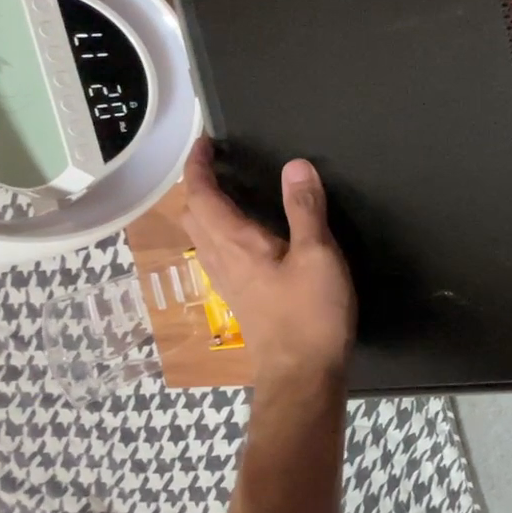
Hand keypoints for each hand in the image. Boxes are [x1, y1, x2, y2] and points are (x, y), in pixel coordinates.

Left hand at [181, 138, 355, 386]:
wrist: (302, 371)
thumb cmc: (311, 311)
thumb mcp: (318, 254)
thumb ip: (305, 209)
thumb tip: (295, 165)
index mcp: (235, 244)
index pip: (202, 197)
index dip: (197, 167)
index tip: (204, 141)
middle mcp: (221, 259)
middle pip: (194, 215)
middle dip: (198, 185)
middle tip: (218, 161)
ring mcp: (228, 279)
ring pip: (203, 234)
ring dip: (207, 206)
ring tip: (230, 188)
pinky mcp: (242, 293)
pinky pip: (218, 249)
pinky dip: (222, 227)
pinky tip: (247, 231)